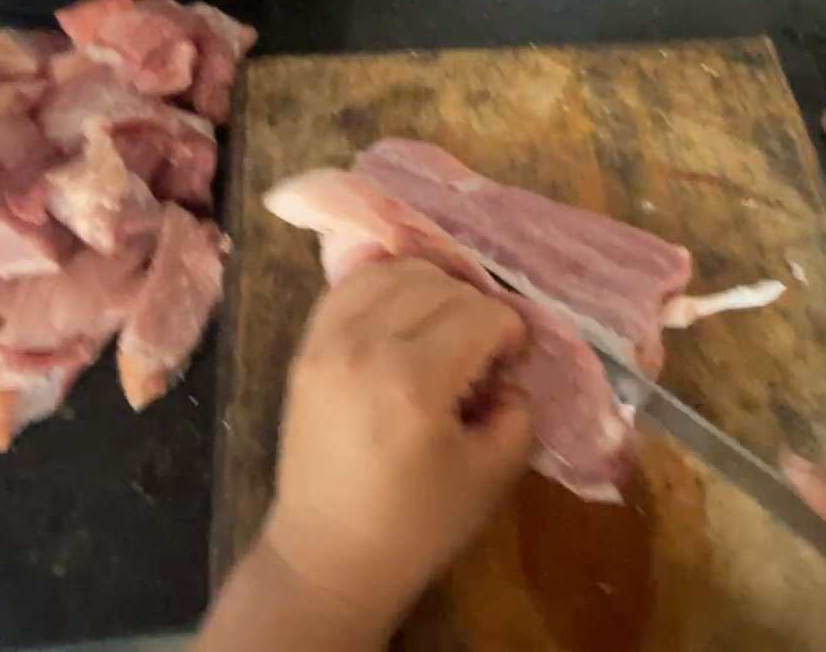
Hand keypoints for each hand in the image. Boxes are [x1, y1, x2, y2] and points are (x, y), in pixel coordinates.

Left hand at [262, 259, 534, 638]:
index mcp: (414, 382)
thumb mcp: (493, 475)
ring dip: (432, 287)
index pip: (481, 315)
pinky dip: (385, 284)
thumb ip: (519, 409)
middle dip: (476, 308)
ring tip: (444, 323)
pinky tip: (402, 310)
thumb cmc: (416, 525)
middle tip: (483, 348)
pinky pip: (350, 284)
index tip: (512, 361)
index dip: (511, 332)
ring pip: (394, 271)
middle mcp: (365, 345)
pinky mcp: (306, 344)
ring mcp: (327, 339)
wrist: (328, 554)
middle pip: (441, 285)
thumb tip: (509, 367)